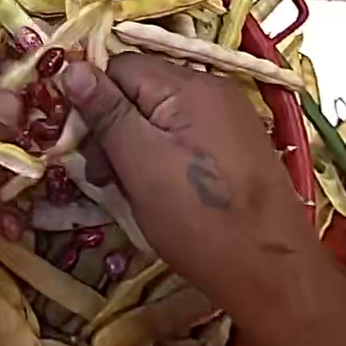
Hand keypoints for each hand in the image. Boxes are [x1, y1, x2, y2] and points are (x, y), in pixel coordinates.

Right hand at [60, 55, 318, 304]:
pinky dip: (157, 155)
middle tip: (101, 174)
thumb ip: (105, 111)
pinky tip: (154, 189)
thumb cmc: (200, 218)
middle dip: (110, 126)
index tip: (81, 143)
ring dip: (130, 144)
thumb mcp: (140, 161)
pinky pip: (179, 133)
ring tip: (125, 187)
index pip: (119, 66)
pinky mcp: (232, 145)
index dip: (92, 99)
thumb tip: (69, 66)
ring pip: (155, 114)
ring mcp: (225, 117)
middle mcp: (210, 88)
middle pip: (137, 89)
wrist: (276, 279)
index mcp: (188, 84)